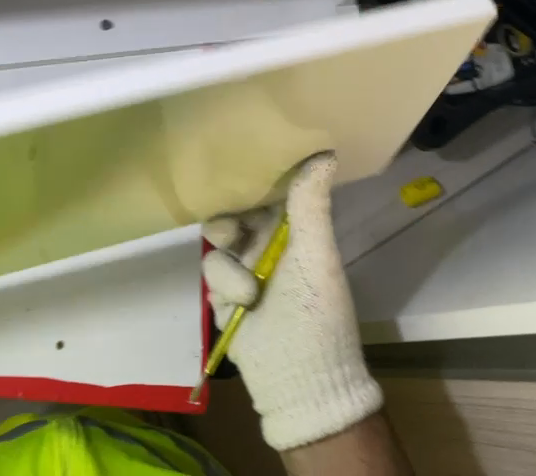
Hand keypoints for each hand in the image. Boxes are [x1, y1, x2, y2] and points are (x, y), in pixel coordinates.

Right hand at [201, 152, 382, 450]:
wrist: (298, 383)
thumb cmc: (316, 315)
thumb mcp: (316, 257)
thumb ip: (311, 206)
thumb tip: (326, 152)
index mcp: (295, 231)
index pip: (269, 190)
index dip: (254, 177)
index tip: (238, 165)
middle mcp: (268, 244)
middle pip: (234, 211)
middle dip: (229, 220)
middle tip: (233, 231)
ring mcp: (244, 269)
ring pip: (216, 242)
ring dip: (230, 267)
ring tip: (249, 292)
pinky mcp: (223, 294)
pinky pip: (209, 272)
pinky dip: (224, 288)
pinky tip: (242, 306)